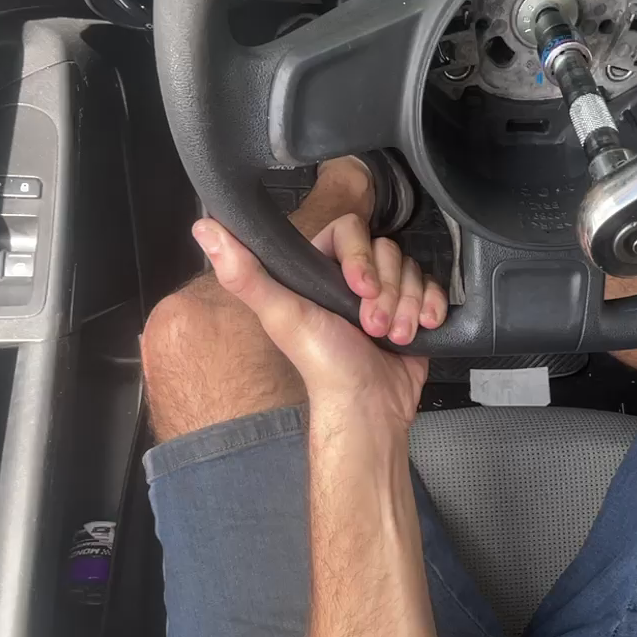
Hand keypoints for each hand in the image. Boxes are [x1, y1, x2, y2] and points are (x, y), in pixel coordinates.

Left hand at [193, 214, 447, 425]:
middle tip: (370, 324)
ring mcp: (383, 295)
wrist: (369, 405)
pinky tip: (421, 329)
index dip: (361, 257)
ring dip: (407, 305)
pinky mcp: (410, 311)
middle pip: (387, 251)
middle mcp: (350, 280)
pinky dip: (431, 308)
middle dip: (387, 292)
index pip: (352, 230)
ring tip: (392, 335)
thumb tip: (205, 231)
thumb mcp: (280, 315)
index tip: (359, 287)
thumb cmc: (322, 365)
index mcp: (318, 271)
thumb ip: (245, 274)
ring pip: (411, 270)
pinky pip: (431, 289)